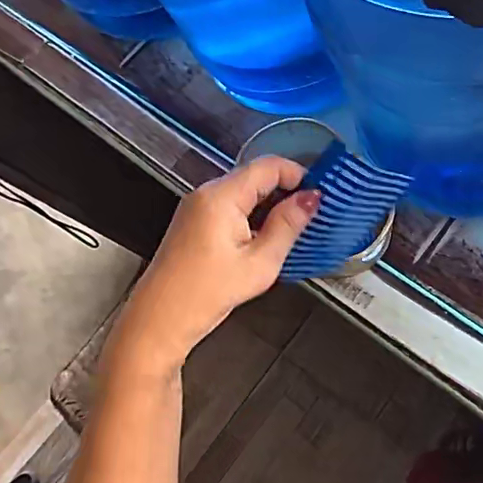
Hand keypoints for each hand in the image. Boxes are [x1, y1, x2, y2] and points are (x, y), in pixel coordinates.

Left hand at [104, 157, 319, 382]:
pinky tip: (266, 239)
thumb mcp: (261, 261)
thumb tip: (309, 200)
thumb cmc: (205, 293)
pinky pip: (233, 205)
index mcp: (221, 197)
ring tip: (292, 231)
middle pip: (257, 176)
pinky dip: (254, 215)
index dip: (299, 175)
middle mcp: (206, 194)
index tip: (318, 193)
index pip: (269, 166)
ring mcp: (198, 206)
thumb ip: (288, 225)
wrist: (163, 317)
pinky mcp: (196, 220)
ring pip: (246, 191)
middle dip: (287, 191)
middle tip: (311, 215)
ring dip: (272, 205)